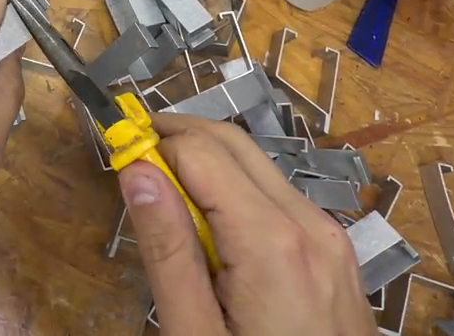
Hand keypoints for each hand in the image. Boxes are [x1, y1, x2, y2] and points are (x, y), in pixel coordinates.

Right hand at [119, 114, 373, 335]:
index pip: (198, 149)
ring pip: (252, 162)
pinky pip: (274, 193)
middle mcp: (309, 223)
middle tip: (133, 163)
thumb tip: (135, 168)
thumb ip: (167, 248)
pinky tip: (211, 232)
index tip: (117, 160)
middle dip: (175, 138)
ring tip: (167, 205)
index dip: (151, 145)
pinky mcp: (335, 253)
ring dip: (203, 163)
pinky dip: (233, 189)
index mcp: (272, 240)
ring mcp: (330, 237)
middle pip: (229, 141)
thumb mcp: (195, 333)